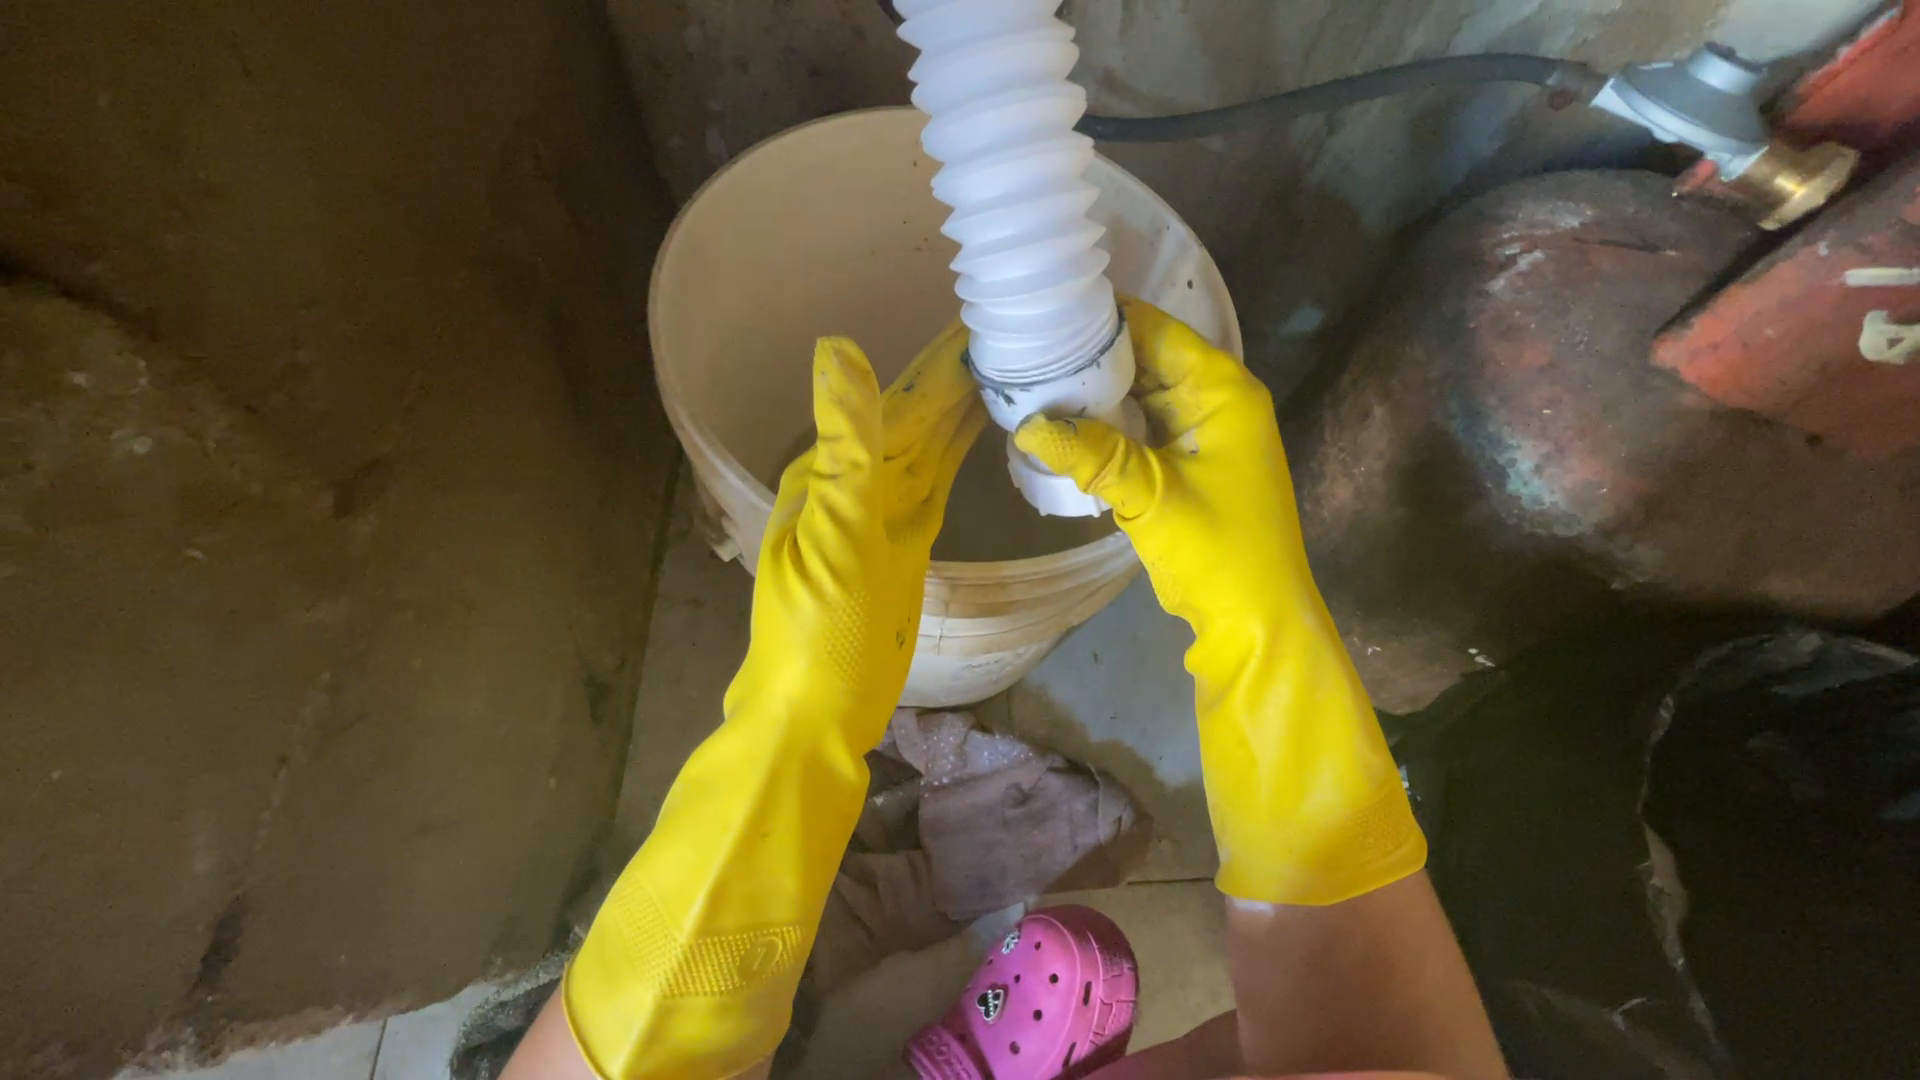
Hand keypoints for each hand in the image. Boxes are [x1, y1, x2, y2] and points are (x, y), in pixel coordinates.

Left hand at [745, 321, 987, 743]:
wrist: (819, 710)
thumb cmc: (821, 629)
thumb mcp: (836, 534)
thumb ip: (847, 446)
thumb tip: (836, 347)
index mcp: (832, 474)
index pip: (892, 404)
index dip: (935, 365)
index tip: (977, 322)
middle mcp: (855, 485)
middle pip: (914, 420)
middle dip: (954, 379)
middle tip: (1008, 334)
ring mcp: (883, 516)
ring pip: (928, 448)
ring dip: (961, 411)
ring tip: (1005, 369)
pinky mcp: (906, 545)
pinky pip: (934, 485)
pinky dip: (956, 456)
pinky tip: (976, 433)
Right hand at [1014, 298, 1423, 904]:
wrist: (1253, 619)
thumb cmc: (1218, 552)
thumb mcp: (1151, 497)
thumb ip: (1090, 455)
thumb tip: (1025, 423)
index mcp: (1222, 390)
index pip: (1157, 330)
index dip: (1104, 316)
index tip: (1047, 309)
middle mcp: (1213, 399)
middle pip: (1144, 357)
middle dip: (1090, 353)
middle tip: (1027, 345)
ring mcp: (1198, 431)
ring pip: (1137, 393)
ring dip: (1093, 390)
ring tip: (1032, 376)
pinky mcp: (1182, 461)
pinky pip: (1137, 427)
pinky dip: (1104, 423)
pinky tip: (1060, 422)